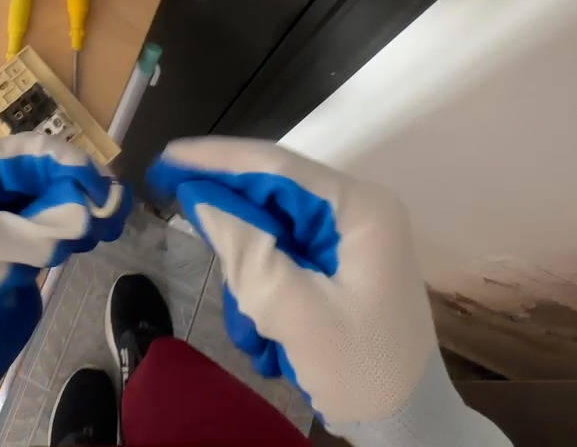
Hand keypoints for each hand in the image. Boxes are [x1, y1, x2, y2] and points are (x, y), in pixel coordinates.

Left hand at [0, 134, 130, 446]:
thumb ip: (29, 236)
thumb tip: (85, 210)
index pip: (21, 154)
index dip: (66, 162)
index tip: (105, 186)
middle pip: (32, 177)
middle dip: (74, 188)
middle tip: (115, 211)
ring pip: (35, 206)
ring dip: (69, 212)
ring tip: (107, 226)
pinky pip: (28, 237)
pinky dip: (56, 238)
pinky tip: (80, 243)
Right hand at [146, 137, 507, 446]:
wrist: (409, 431)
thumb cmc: (362, 371)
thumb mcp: (295, 313)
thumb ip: (246, 249)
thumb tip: (198, 195)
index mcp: (359, 207)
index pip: (273, 165)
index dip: (215, 158)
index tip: (166, 157)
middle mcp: (353, 206)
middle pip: (268, 196)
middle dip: (237, 237)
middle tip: (217, 271)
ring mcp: (344, 232)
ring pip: (267, 226)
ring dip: (251, 274)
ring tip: (262, 326)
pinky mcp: (334, 256)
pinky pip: (278, 250)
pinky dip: (263, 286)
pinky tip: (273, 332)